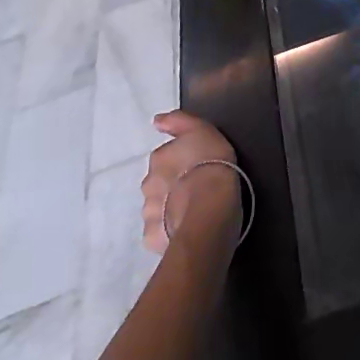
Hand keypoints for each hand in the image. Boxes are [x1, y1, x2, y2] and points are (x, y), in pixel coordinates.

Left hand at [140, 110, 240, 254]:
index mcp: (158, 159)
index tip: (194, 169)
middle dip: (169, 188)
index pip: (163, 159)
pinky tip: (184, 231)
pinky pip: (159, 235)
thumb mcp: (202, 130)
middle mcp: (148, 184)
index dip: (178, 164)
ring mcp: (149, 213)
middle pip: (157, 185)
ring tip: (191, 215)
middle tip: (192, 193)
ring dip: (168, 211)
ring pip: (157, 211)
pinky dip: (167, 234)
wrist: (211, 206)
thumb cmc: (210, 163)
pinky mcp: (154, 238)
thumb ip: (178, 121)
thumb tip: (157, 121)